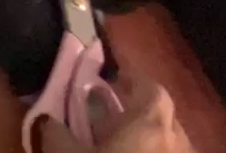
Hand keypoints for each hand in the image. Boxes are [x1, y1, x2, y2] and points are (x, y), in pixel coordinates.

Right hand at [38, 71, 193, 152]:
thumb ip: (54, 129)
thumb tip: (49, 121)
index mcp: (150, 125)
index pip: (152, 88)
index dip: (132, 79)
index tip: (109, 79)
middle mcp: (177, 145)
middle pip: (164, 118)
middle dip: (138, 113)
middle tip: (108, 116)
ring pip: (170, 147)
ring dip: (147, 143)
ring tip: (116, 148)